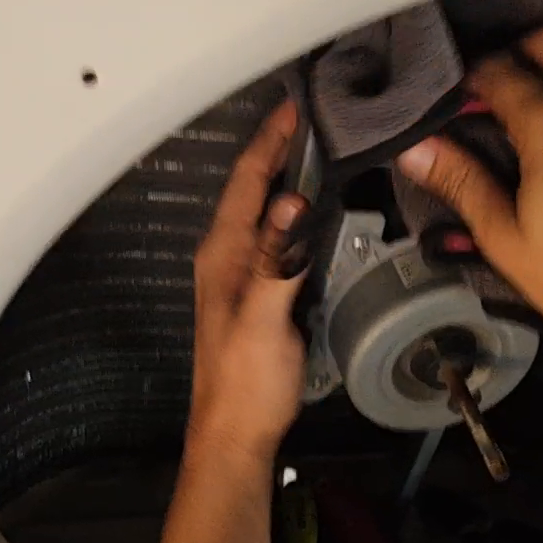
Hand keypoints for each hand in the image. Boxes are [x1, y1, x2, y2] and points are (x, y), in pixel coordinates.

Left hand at [186, 102, 310, 469]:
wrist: (235, 433)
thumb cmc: (244, 383)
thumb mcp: (262, 318)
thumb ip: (277, 258)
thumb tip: (291, 202)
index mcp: (223, 254)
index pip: (247, 181)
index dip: (270, 141)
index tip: (295, 108)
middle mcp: (227, 256)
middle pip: (254, 190)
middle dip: (280, 150)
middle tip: (316, 120)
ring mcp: (242, 274)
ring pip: (265, 212)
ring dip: (286, 179)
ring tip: (319, 151)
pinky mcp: (259, 292)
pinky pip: (277, 238)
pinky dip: (295, 214)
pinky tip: (316, 210)